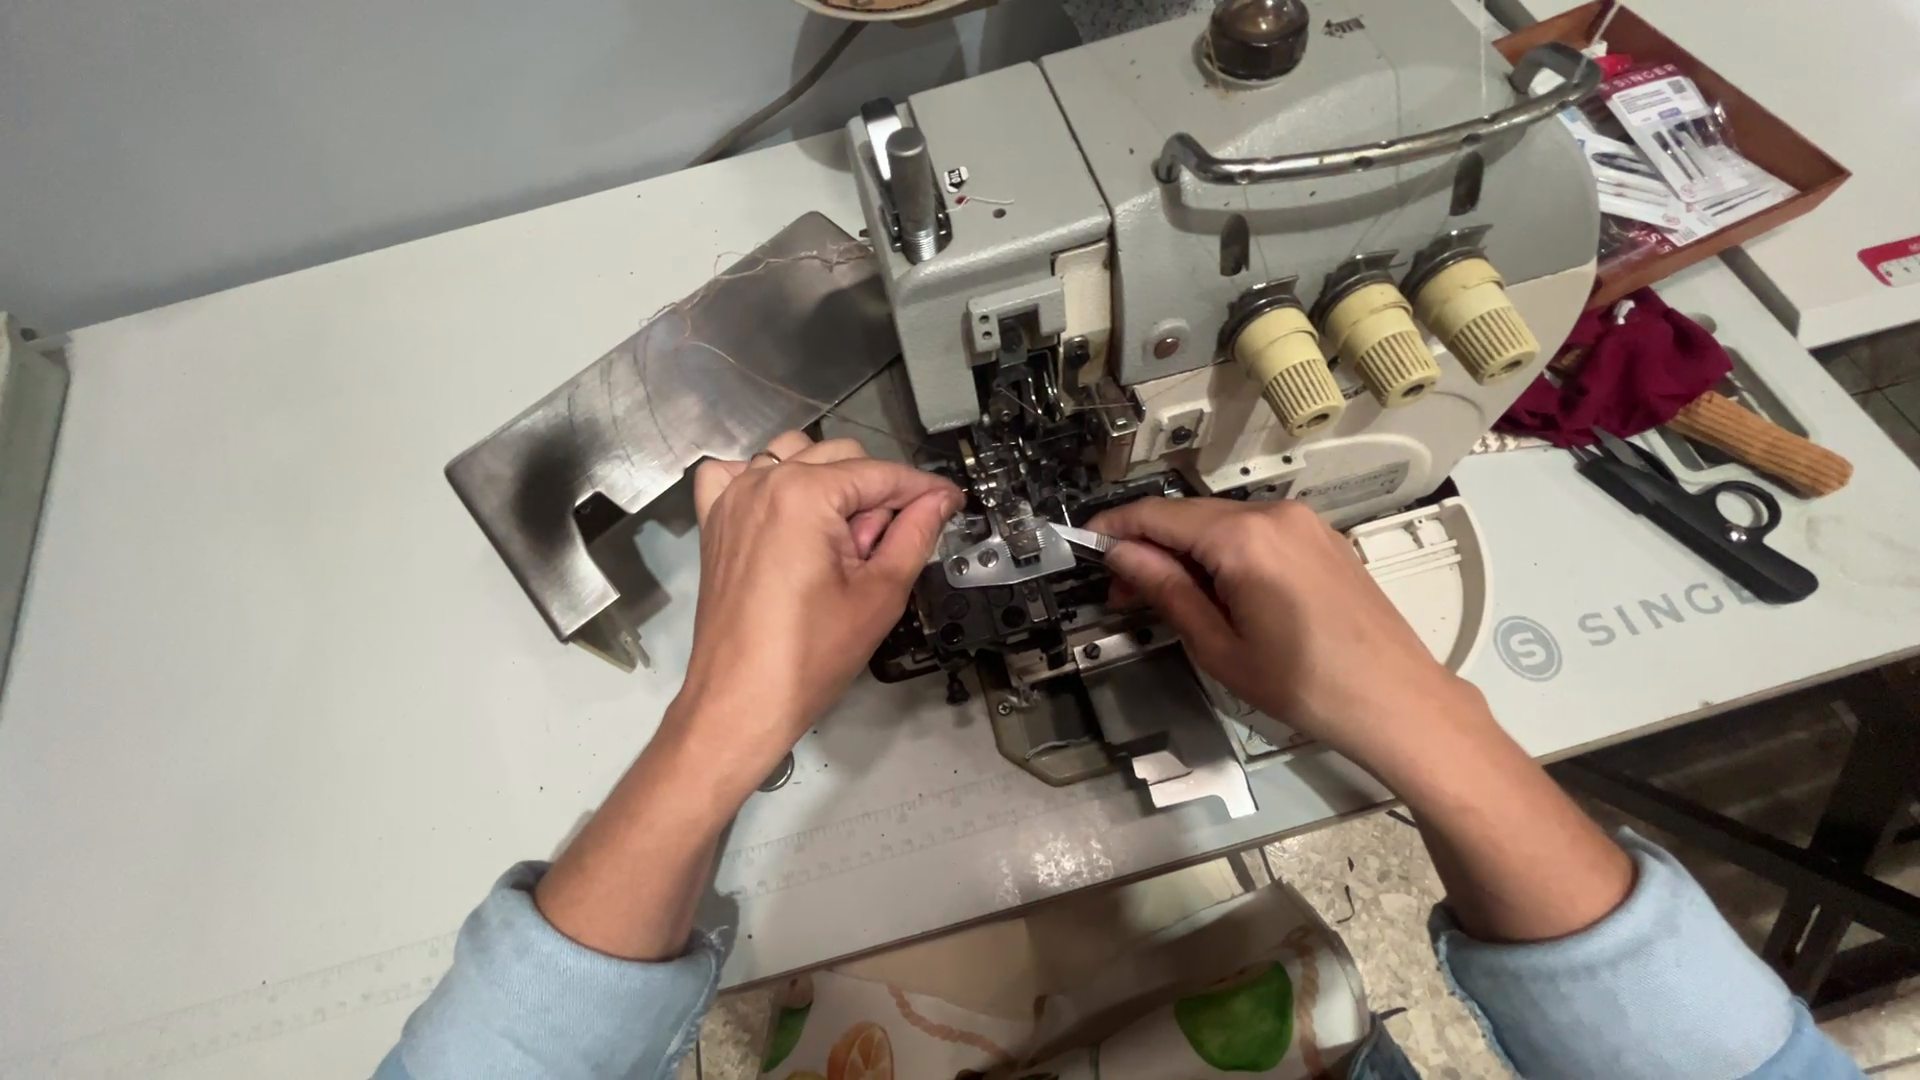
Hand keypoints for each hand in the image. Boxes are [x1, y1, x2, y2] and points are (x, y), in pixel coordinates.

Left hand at [673, 431, 961, 791]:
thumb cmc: (807, 657)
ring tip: (843, 538)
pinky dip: (769, 482)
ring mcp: (732, 499)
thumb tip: (939, 500)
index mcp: (804, 495)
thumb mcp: (880, 593)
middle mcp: (763, 484)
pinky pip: (740, 474)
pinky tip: (790, 515)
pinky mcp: (716, 521)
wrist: (742, 700)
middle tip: (886, 548)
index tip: (949, 501)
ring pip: (797, 457)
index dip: (923, 488)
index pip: (881, 474)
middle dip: (875, 496)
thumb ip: (916, 534)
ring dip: (831, 484)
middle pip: (842, 459)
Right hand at [1087, 497, 1478, 765]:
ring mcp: (1302, 522)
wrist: (1398, 702)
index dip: (1114, 526)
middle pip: (1187, 515)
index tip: (1084, 544)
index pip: (1157, 515)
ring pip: (1219, 522)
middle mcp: (1273, 514)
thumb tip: (1121, 555)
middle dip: (1147, 546)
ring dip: (1183, 551)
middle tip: (1121, 591)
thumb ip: (1166, 590)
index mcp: (1244, 538)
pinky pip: (1252, 531)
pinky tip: (1212, 588)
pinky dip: (1220, 552)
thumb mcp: (1219, 646)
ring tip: (1165, 597)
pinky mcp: (1319, 537)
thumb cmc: (1303, 685)